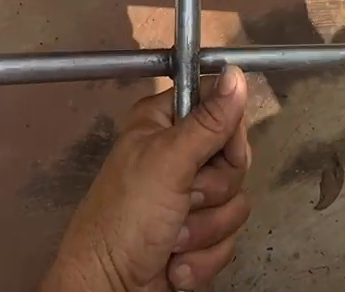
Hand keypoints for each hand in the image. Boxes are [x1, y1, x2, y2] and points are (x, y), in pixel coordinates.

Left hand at [41, 68, 252, 291]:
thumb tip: (235, 73)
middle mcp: (178, 152)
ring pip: (235, 200)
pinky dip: (203, 256)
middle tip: (185, 197)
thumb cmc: (126, 217)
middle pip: (233, 157)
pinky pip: (228, 237)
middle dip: (213, 190)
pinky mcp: (198, 233)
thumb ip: (208, 122)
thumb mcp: (168, 162)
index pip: (220, 105)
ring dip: (205, 229)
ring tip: (172, 236)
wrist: (109, 290)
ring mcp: (189, 195)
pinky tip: (175, 262)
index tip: (222, 151)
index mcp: (164, 121)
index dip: (229, 130)